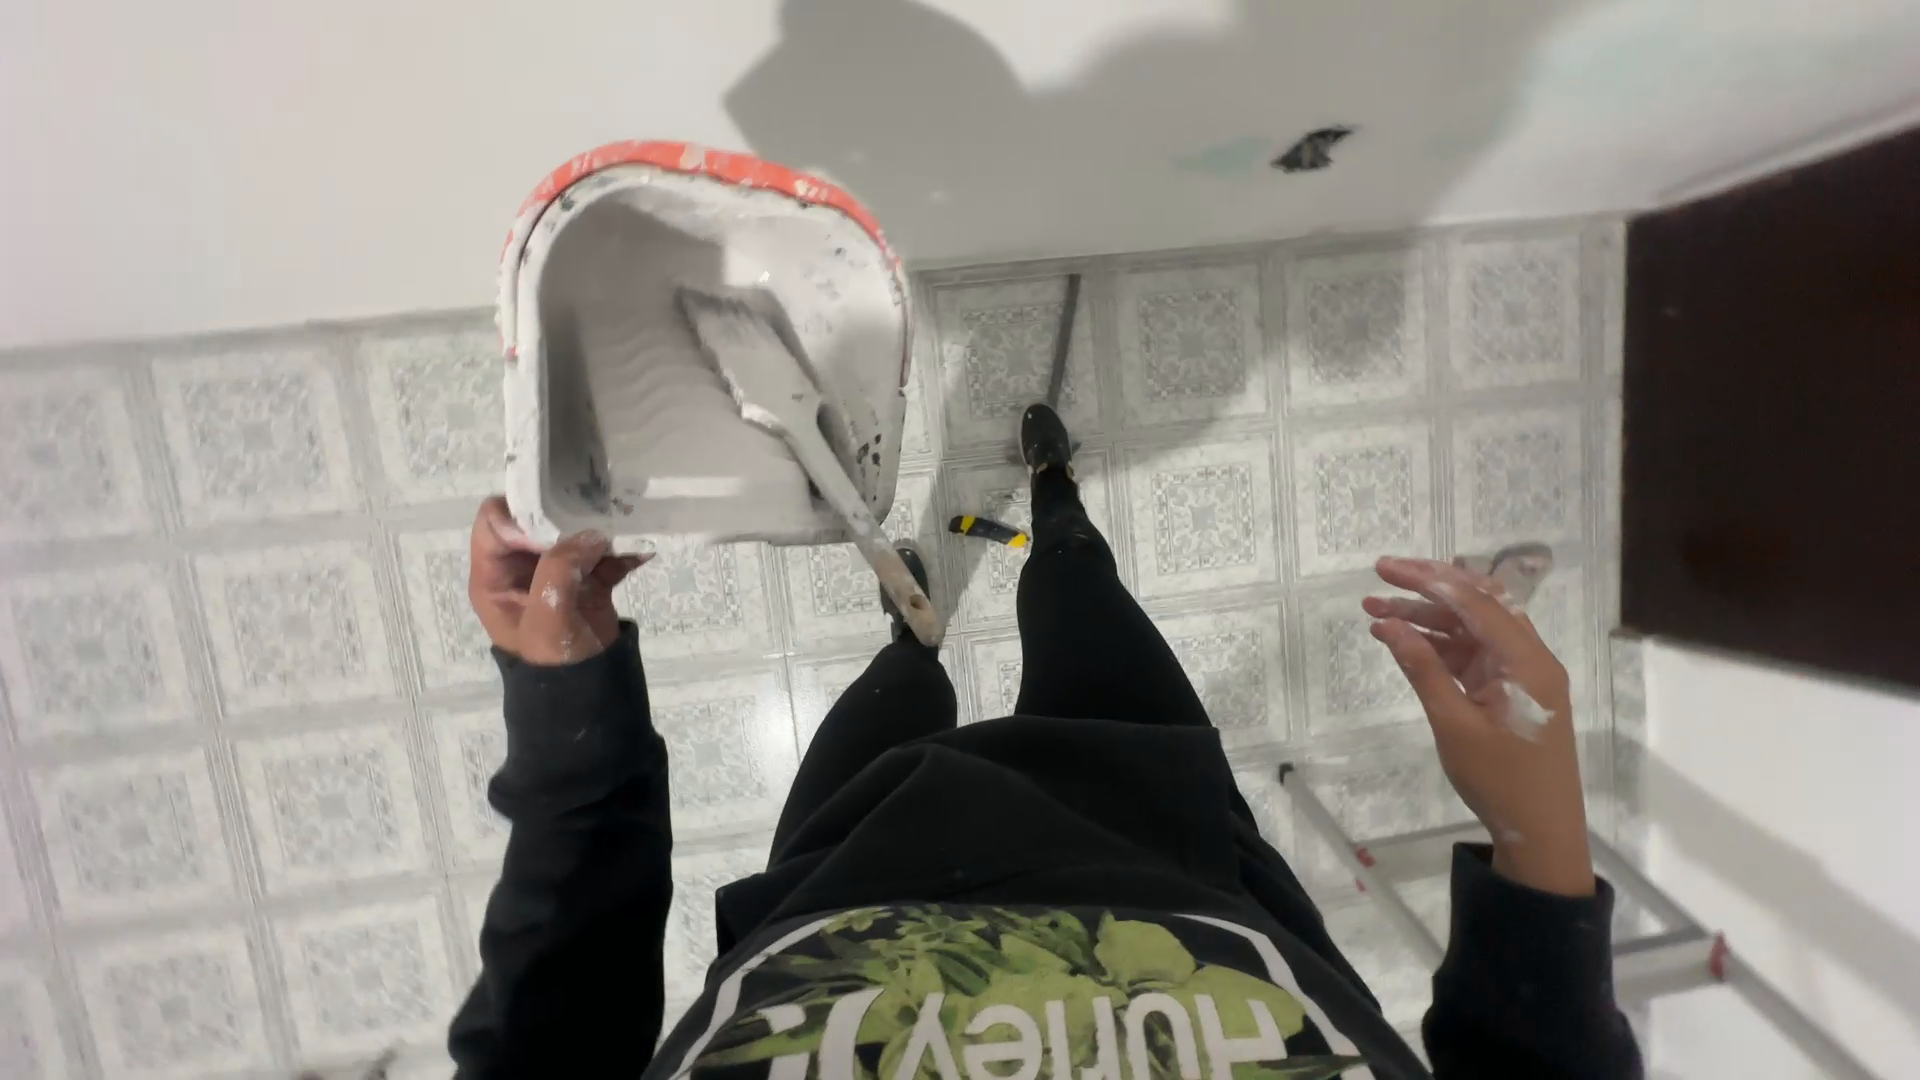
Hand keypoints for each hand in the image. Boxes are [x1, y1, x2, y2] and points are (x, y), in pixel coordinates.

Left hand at [467, 497, 648, 664]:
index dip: (521, 513)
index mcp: (495, 578)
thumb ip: (560, 570)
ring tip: (627, 527)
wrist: (590, 696)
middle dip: (567, 514)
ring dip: (602, 532)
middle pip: (537, 525)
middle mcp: (523, 571)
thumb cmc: (555, 659)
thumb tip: (590, 533)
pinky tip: (642, 551)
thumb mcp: (548, 616)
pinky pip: (606, 558)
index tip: (557, 515)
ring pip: (575, 537)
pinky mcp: (590, 584)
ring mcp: (559, 577)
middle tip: (599, 510)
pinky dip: (624, 552)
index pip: (493, 525)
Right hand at [1365, 556, 1594, 896]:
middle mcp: (1527, 657)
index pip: (1475, 603)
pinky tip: (1399, 638)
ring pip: (1468, 626)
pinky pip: (1467, 651)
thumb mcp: (1453, 722)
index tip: (1385, 569)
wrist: (1541, 829)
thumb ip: (1422, 668)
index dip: (1429, 580)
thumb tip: (1387, 624)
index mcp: (1525, 661)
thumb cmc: (1500, 778)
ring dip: (1424, 614)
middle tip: (1381, 574)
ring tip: (1374, 609)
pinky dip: (1434, 641)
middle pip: (1477, 604)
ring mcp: (1517, 673)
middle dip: (1428, 585)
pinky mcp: (1504, 688)